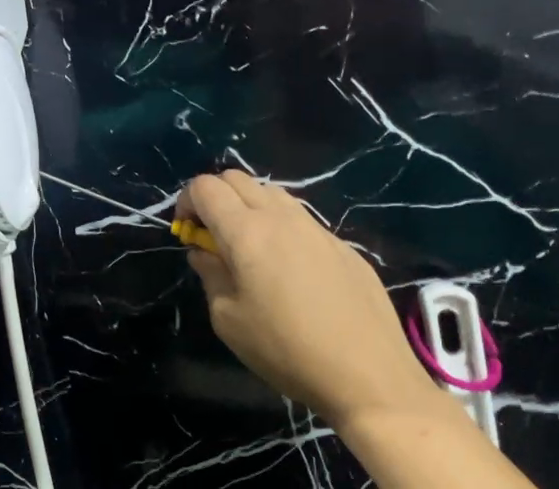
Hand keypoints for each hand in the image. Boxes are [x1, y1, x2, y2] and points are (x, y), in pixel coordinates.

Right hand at [177, 171, 446, 428]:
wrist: (372, 380)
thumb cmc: (287, 350)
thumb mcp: (227, 319)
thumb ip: (210, 275)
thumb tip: (206, 253)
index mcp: (245, 231)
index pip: (204, 187)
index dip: (187, 202)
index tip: (189, 233)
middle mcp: (281, 218)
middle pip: (236, 179)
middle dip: (216, 198)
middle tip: (215, 236)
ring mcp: (318, 230)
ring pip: (272, 193)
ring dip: (251, 207)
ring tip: (253, 247)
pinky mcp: (346, 248)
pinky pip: (304, 221)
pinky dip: (284, 229)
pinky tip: (294, 272)